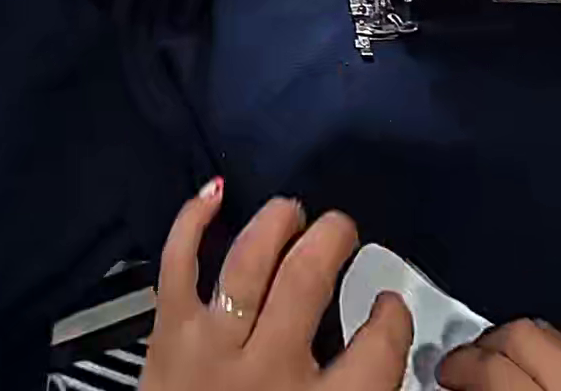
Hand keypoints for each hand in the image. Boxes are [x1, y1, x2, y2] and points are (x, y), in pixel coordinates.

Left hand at [142, 178, 413, 390]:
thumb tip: (383, 347)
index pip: (377, 352)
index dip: (393, 319)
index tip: (389, 302)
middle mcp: (268, 371)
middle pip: (308, 277)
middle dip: (333, 236)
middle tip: (341, 228)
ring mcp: (212, 347)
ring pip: (250, 258)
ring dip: (277, 220)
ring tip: (293, 211)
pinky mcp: (168, 335)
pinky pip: (178, 263)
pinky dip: (192, 219)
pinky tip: (215, 189)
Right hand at [438, 320, 560, 390]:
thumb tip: (462, 387)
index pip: (495, 372)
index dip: (459, 368)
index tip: (444, 376)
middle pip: (524, 337)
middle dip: (486, 344)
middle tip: (466, 366)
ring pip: (556, 333)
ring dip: (519, 339)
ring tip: (499, 360)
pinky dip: (558, 346)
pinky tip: (544, 363)